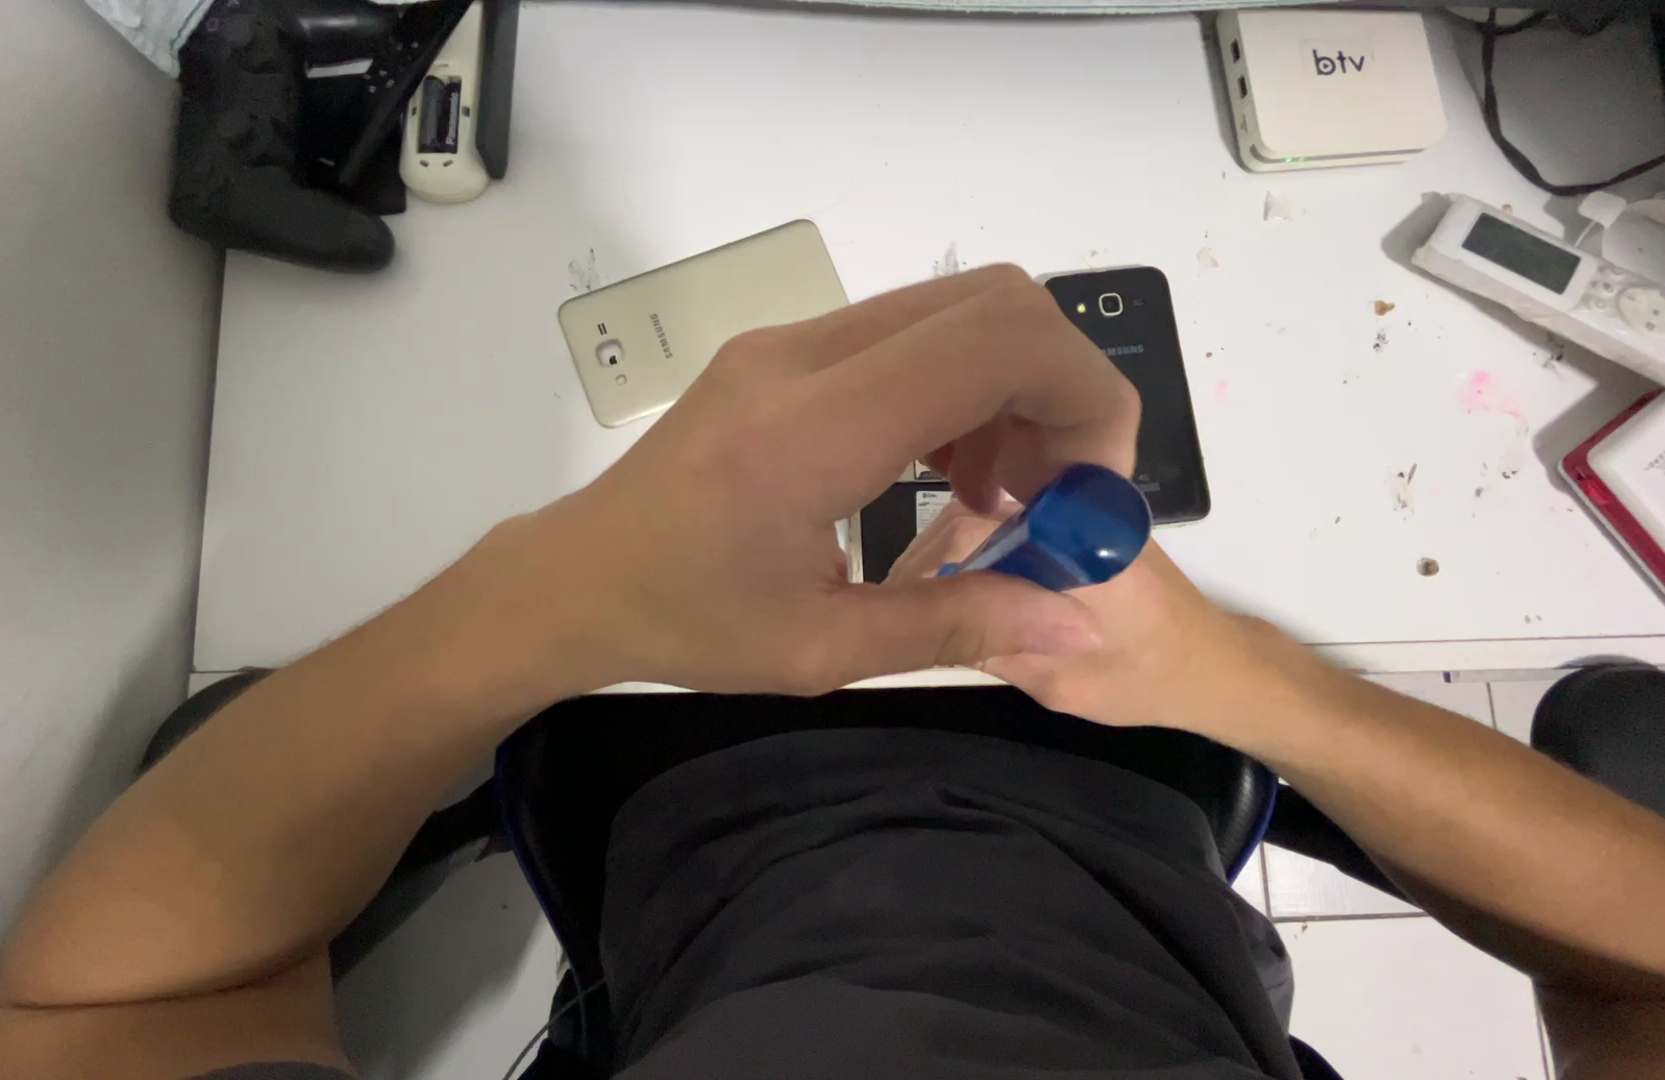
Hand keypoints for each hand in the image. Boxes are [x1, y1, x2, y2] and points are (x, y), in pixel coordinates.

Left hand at [489, 265, 1141, 695]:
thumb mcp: (822, 650)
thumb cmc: (684, 624)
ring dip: (1007, 392)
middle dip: (1057, 392)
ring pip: (953, 312)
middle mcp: (802, 358)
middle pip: (992, 302)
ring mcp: (787, 342)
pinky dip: (957, 391)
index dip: (1082, 398)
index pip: (996, 341)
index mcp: (810, 431)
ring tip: (994, 495)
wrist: (578, 577)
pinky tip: (943, 472)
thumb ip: (954, 626)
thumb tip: (1073, 622)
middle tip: (1045, 494)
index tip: (1086, 490)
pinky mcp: (781, 352)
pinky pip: (905, 336)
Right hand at [885, 495, 1333, 737]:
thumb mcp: (1059, 683)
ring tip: (923, 600)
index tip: (897, 601)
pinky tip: (960, 590)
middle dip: (928, 559)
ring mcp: (1074, 510)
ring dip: (948, 555)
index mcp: (1074, 541)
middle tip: (901, 604)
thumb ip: (994, 647)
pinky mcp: (1072, 522)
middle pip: (971, 516)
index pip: (970, 530)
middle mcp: (1074, 509)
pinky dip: (975, 554)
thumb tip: (929, 621)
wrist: (1214, 666)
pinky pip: (1005, 525)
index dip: (923, 565)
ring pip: (985, 517)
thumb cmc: (1145, 681)